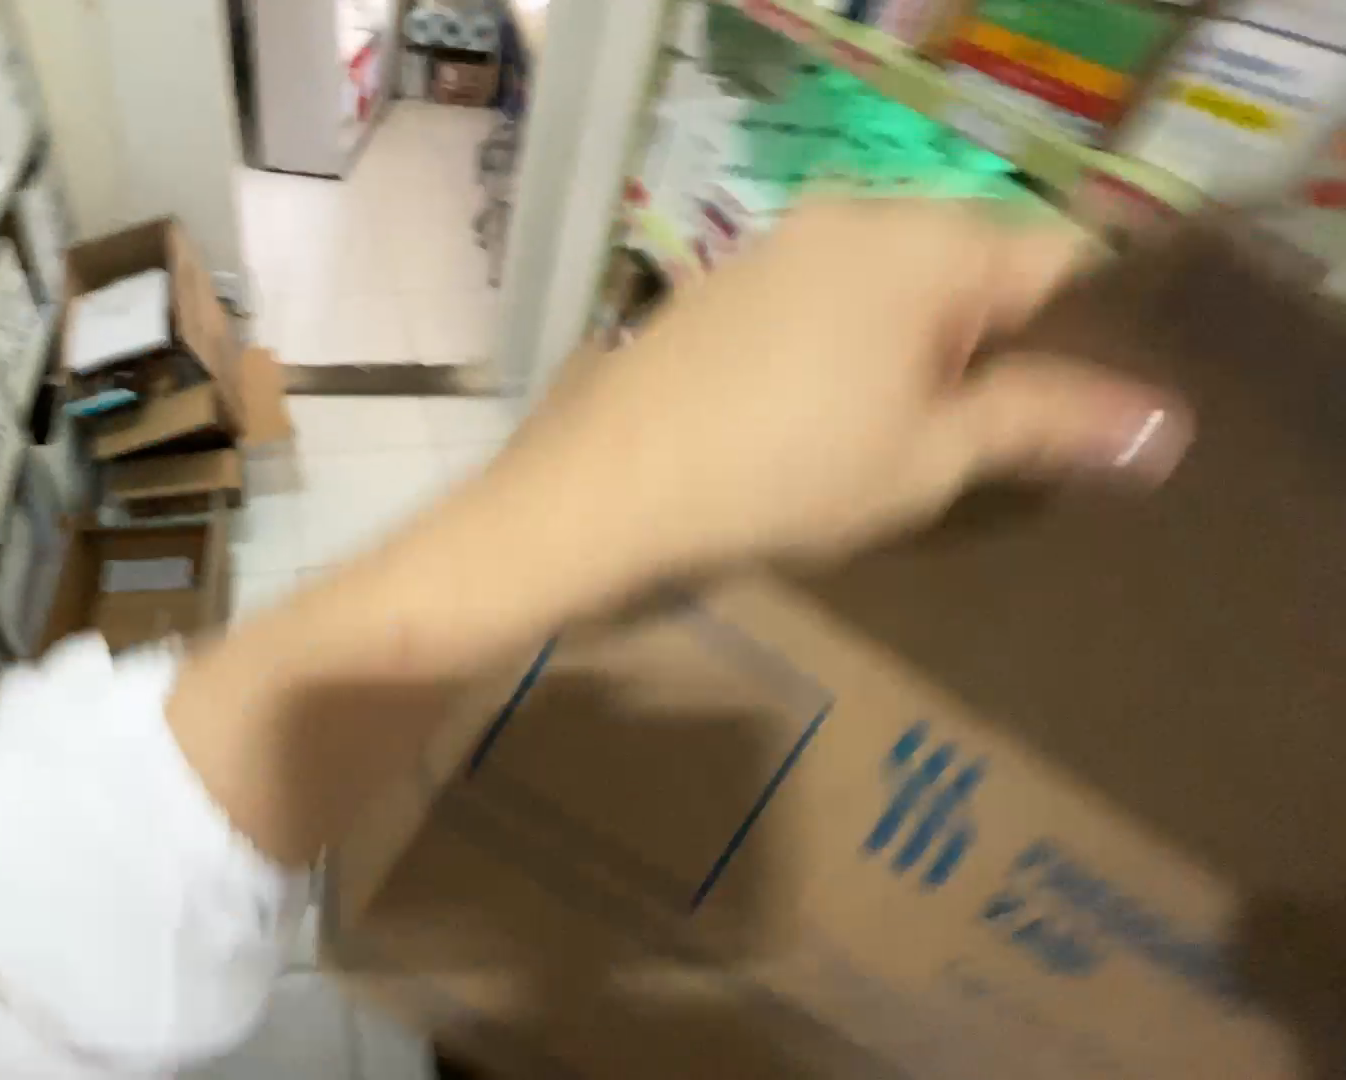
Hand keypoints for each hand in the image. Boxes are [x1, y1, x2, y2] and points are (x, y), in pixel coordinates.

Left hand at [168, 200, 1193, 865]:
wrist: (596, 494)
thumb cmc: (769, 480)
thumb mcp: (921, 462)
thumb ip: (1041, 424)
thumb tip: (1158, 420)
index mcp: (914, 244)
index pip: (1051, 262)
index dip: (1060, 345)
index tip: (1030, 419)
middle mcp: (834, 224)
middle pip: (953, 276)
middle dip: (964, 354)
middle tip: (934, 446)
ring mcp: (754, 256)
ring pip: (870, 298)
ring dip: (886, 362)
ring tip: (851, 447)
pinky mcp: (697, 297)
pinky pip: (797, 314)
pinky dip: (816, 361)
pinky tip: (780, 428)